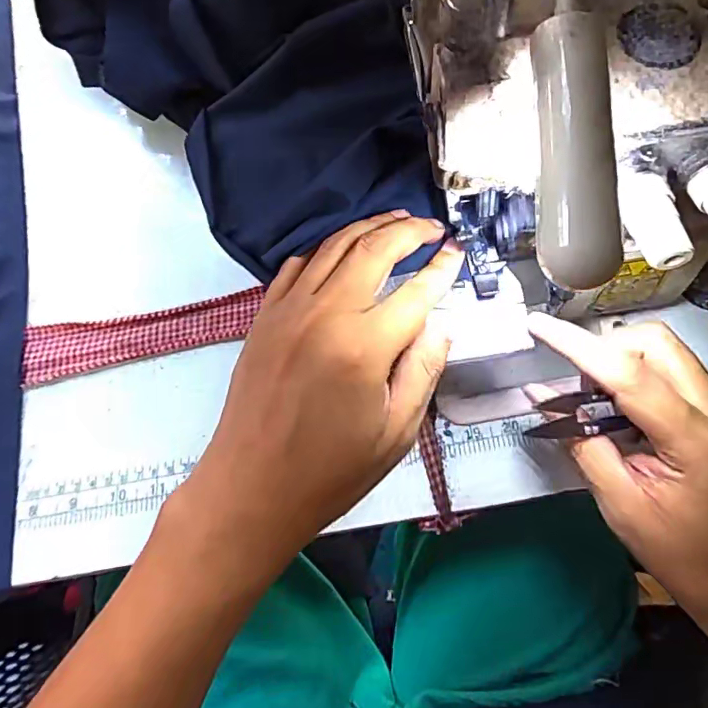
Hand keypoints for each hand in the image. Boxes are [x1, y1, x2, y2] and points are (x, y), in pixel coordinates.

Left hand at [178, 211, 464, 563]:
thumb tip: (438, 323)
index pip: (416, 290)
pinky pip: (298, 263)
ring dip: (370, 226)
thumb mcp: (395, 432)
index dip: (442, 267)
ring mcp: (290, 308)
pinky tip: (342, 247)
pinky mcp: (266, 314)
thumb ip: (423, 369)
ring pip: (335, 245)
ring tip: (396, 219)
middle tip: (432, 227)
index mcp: (364, 346)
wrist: (250, 487)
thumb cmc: (329, 470)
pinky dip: (326, 246)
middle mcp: (325, 313)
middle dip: (410, 230)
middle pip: (375, 249)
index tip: (456, 251)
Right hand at [524, 314, 707, 644]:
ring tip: (606, 403)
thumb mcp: (622, 506)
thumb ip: (581, 443)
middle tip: (582, 390)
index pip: (630, 373)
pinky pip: (678, 366)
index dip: (578, 345)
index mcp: (700, 443)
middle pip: (654, 342)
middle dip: (606, 350)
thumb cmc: (684, 558)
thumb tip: (541, 395)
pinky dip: (644, 373)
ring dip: (624, 359)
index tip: (539, 326)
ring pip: (666, 348)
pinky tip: (633, 412)